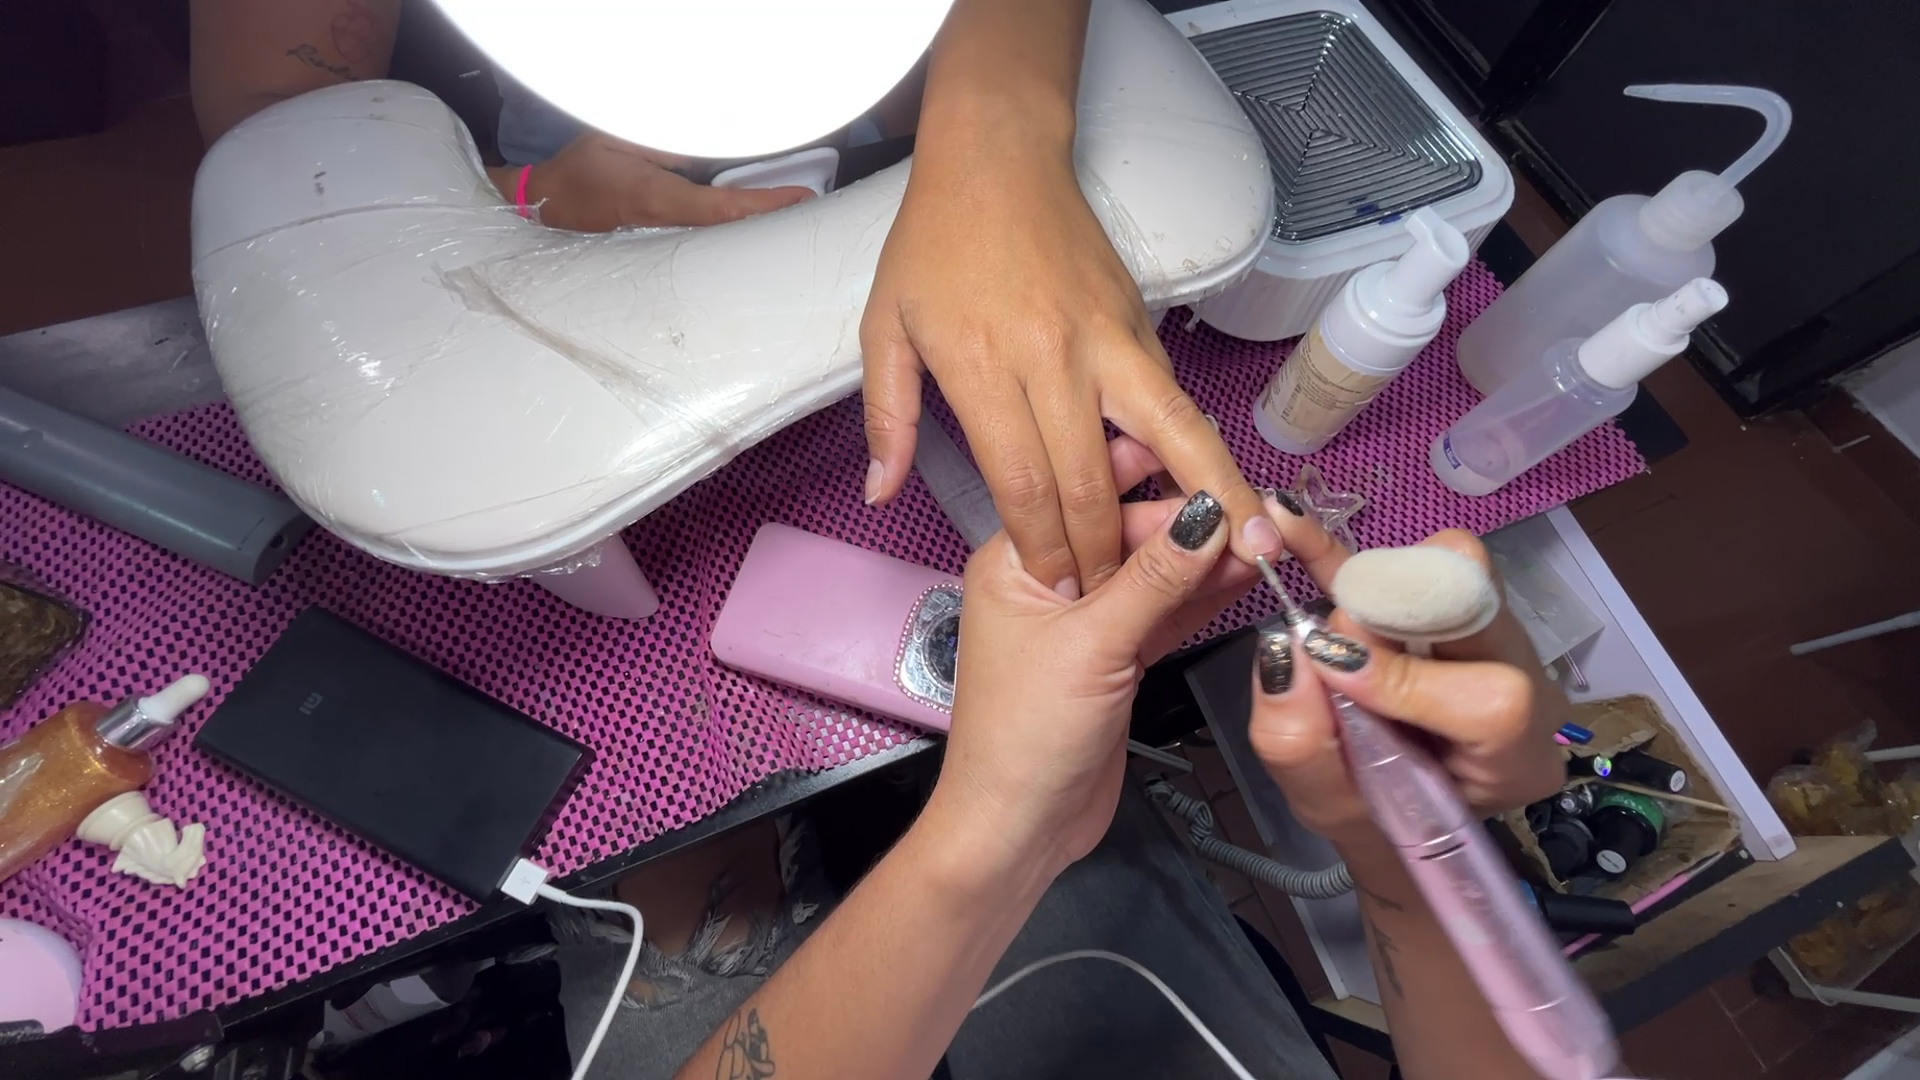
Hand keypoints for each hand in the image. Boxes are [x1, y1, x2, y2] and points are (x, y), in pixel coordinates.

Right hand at [495, 132, 813, 231]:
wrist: (555, 204)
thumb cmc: (582, 171)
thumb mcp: (618, 143)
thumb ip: (664, 147)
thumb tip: (706, 152)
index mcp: (662, 200)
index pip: (726, 206)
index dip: (766, 204)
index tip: (799, 198)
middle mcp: (674, 224)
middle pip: (736, 226)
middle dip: (774, 217)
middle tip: (812, 205)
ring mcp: (674, 233)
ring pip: (728, 230)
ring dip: (760, 220)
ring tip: (795, 208)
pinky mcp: (671, 233)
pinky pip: (715, 228)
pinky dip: (741, 219)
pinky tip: (758, 213)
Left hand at [860, 133, 1275, 600]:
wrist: (998, 158)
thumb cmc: (935, 246)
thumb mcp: (885, 330)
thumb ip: (887, 419)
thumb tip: (881, 492)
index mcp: (983, 368)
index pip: (1025, 483)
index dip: (1045, 547)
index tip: (1058, 587)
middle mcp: (1054, 359)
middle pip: (1092, 479)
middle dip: (1105, 551)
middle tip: (1113, 596)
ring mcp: (1107, 340)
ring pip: (1169, 435)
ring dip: (1207, 500)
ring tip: (1252, 549)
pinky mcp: (1140, 326)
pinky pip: (1169, 401)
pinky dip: (1193, 450)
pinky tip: (1208, 488)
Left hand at [930, 442, 1262, 877]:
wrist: (1020, 827)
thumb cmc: (1029, 730)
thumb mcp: (1091, 644)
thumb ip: (1153, 579)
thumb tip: (1210, 513)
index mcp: (1016, 557)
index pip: (1084, 496)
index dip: (1149, 482)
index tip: (1212, 471)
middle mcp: (1048, 578)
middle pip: (1124, 533)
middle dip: (1187, 525)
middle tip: (1255, 514)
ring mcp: (1083, 619)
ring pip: (1149, 575)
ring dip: (1202, 562)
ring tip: (1263, 542)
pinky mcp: (1113, 655)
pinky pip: (1160, 615)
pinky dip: (1198, 600)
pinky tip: (1241, 577)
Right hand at [1246, 508, 1567, 849]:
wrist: (1394, 811)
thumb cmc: (1368, 819)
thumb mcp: (1324, 804)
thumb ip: (1300, 741)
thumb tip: (1284, 651)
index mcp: (1515, 758)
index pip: (1491, 701)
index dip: (1402, 676)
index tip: (1328, 666)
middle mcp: (1526, 686)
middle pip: (1478, 607)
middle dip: (1385, 602)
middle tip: (1321, 627)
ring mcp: (1494, 640)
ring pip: (1447, 572)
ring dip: (1363, 576)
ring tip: (1307, 592)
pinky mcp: (1448, 609)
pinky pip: (1406, 561)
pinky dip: (1345, 550)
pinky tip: (1294, 524)